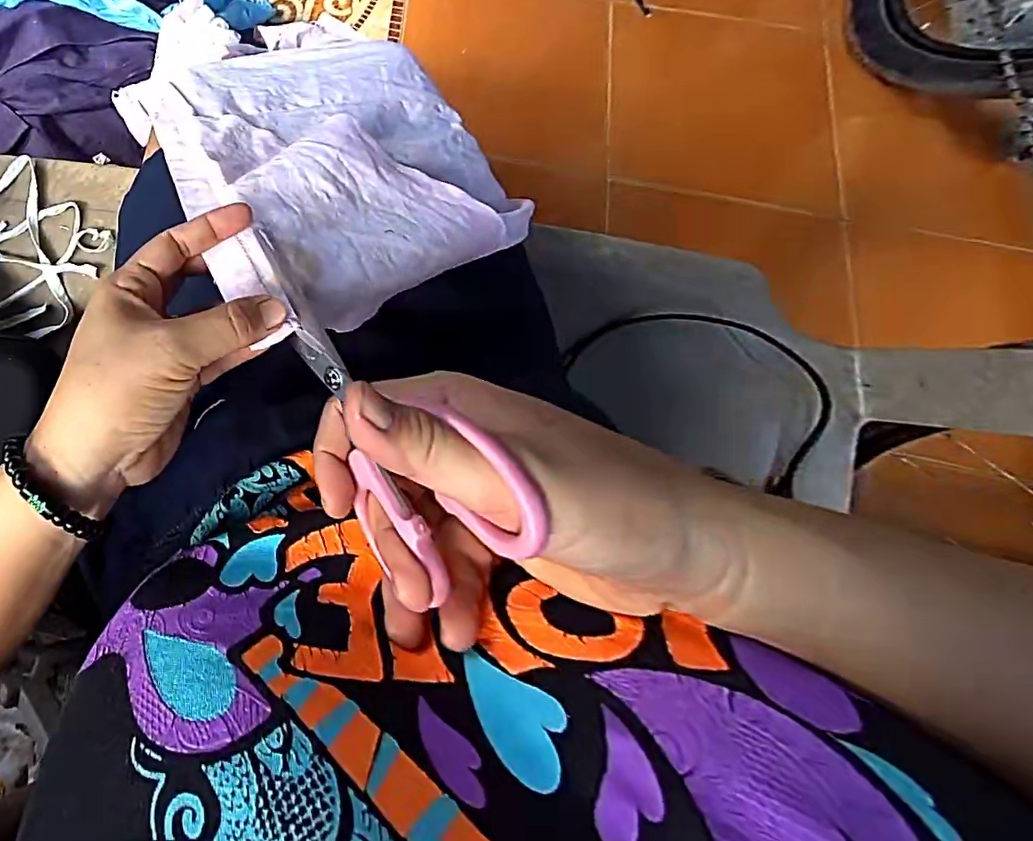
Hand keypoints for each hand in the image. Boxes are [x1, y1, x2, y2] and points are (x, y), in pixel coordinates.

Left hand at [26, 205, 287, 516]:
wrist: (94, 461)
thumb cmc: (117, 389)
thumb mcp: (170, 349)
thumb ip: (226, 326)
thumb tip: (276, 306)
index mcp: (130, 290)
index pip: (172, 246)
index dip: (209, 230)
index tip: (246, 217)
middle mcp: (148, 312)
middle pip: (196, 280)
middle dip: (231, 272)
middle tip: (269, 262)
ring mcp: (168, 346)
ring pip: (213, 319)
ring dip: (245, 313)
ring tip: (283, 301)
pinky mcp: (184, 378)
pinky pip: (219, 352)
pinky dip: (244, 345)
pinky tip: (273, 335)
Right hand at [313, 373, 748, 651]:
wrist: (694, 558)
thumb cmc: (607, 506)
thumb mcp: (511, 483)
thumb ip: (427, 447)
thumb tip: (351, 401)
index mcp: (450, 408)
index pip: (361, 413)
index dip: (339, 455)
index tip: (339, 510)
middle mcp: (450, 440)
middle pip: (380, 481)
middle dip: (390, 538)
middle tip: (417, 589)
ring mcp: (469, 485)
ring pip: (407, 525)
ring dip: (411, 575)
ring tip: (431, 623)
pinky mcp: (488, 527)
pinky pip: (442, 556)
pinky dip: (442, 593)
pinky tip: (457, 631)